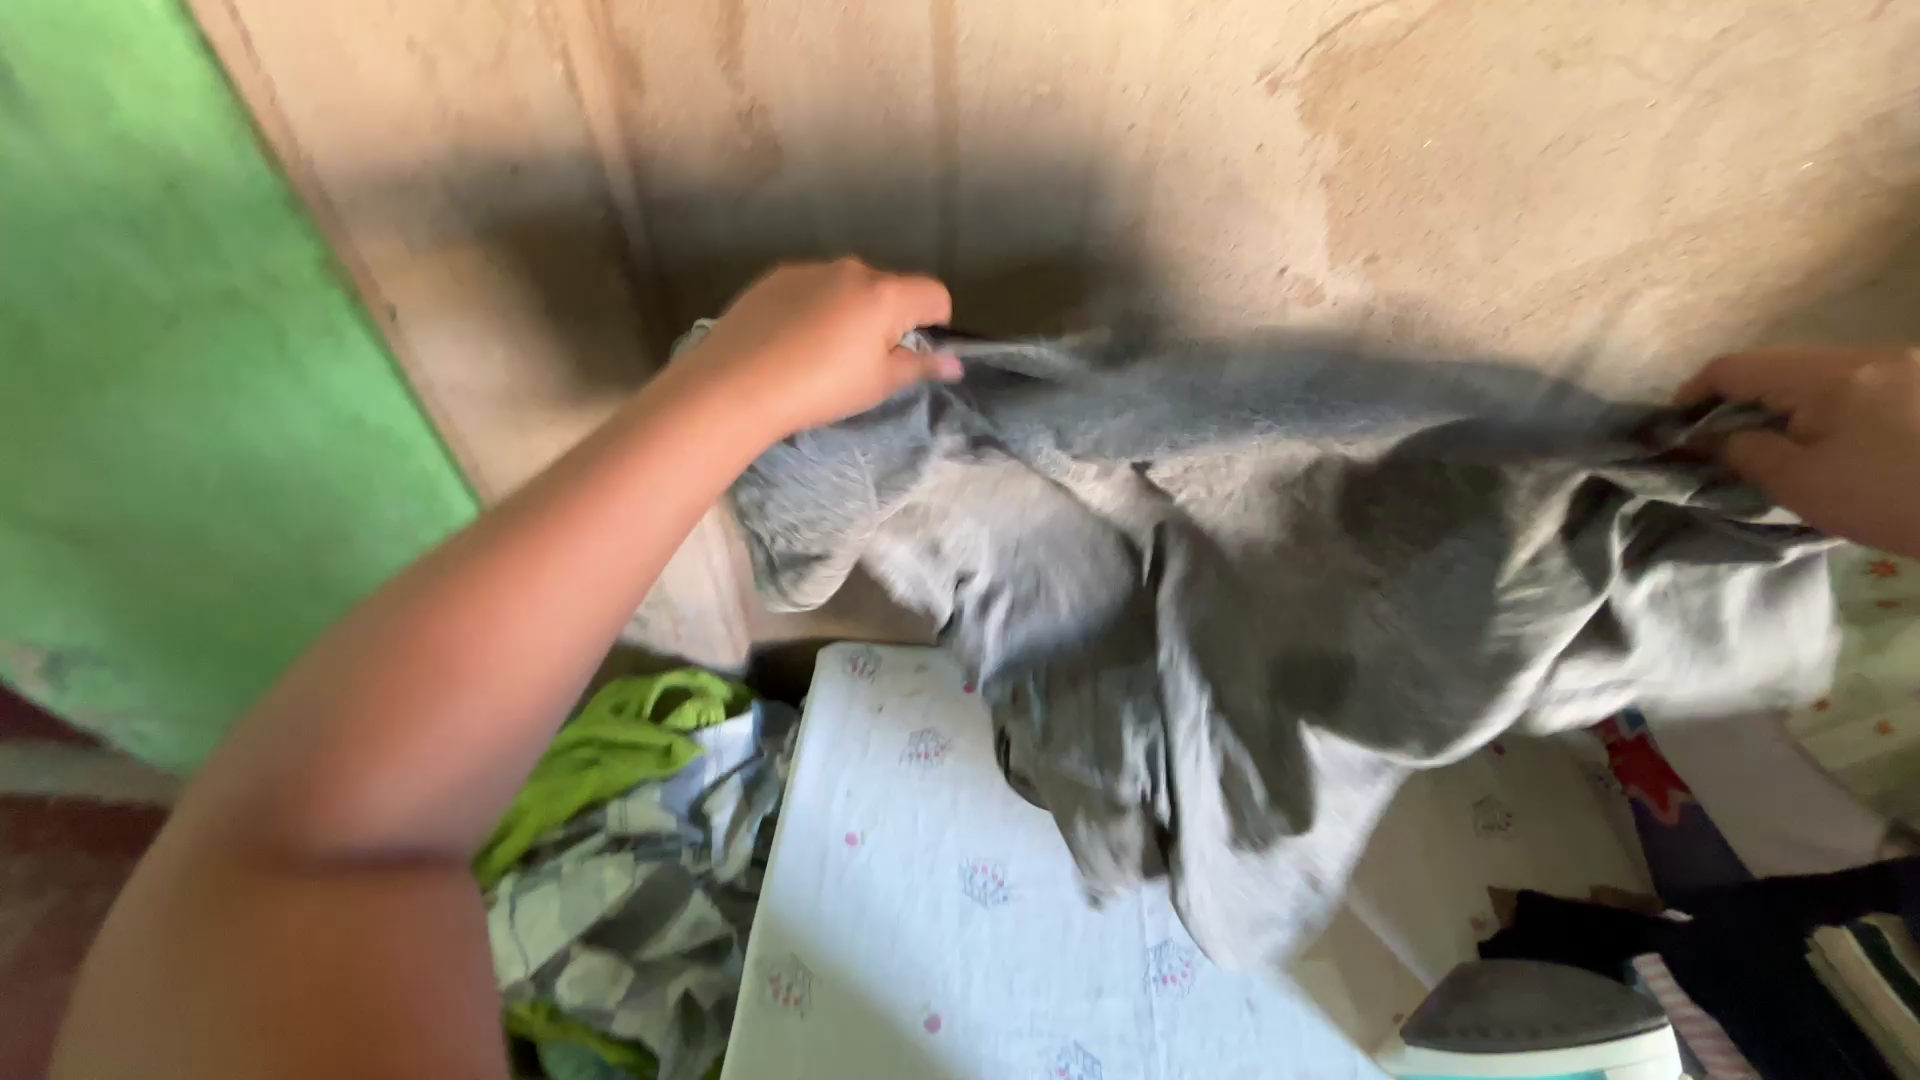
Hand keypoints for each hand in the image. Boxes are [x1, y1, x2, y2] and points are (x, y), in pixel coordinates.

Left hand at [668, 258, 959, 437]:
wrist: (736, 383)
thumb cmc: (821, 388)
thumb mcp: (878, 384)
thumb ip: (920, 366)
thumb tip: (956, 363)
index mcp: (885, 294)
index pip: (934, 294)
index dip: (936, 322)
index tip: (915, 352)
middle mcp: (851, 269)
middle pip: (889, 289)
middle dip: (889, 318)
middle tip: (865, 361)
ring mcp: (809, 269)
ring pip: (848, 287)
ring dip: (851, 312)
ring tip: (822, 354)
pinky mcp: (774, 277)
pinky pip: (813, 289)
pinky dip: (815, 309)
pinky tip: (792, 343)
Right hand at [1677, 346, 1919, 555]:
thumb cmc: (1892, 499)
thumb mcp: (1796, 481)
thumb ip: (1742, 449)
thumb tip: (1715, 437)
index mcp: (1833, 375)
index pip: (1735, 367)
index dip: (1692, 393)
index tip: (1674, 427)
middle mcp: (1875, 357)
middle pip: (1779, 366)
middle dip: (1738, 401)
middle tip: (1718, 442)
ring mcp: (1914, 367)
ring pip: (1820, 376)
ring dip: (1783, 406)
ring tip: (1773, 445)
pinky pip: (1859, 387)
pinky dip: (1825, 410)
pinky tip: (1830, 442)